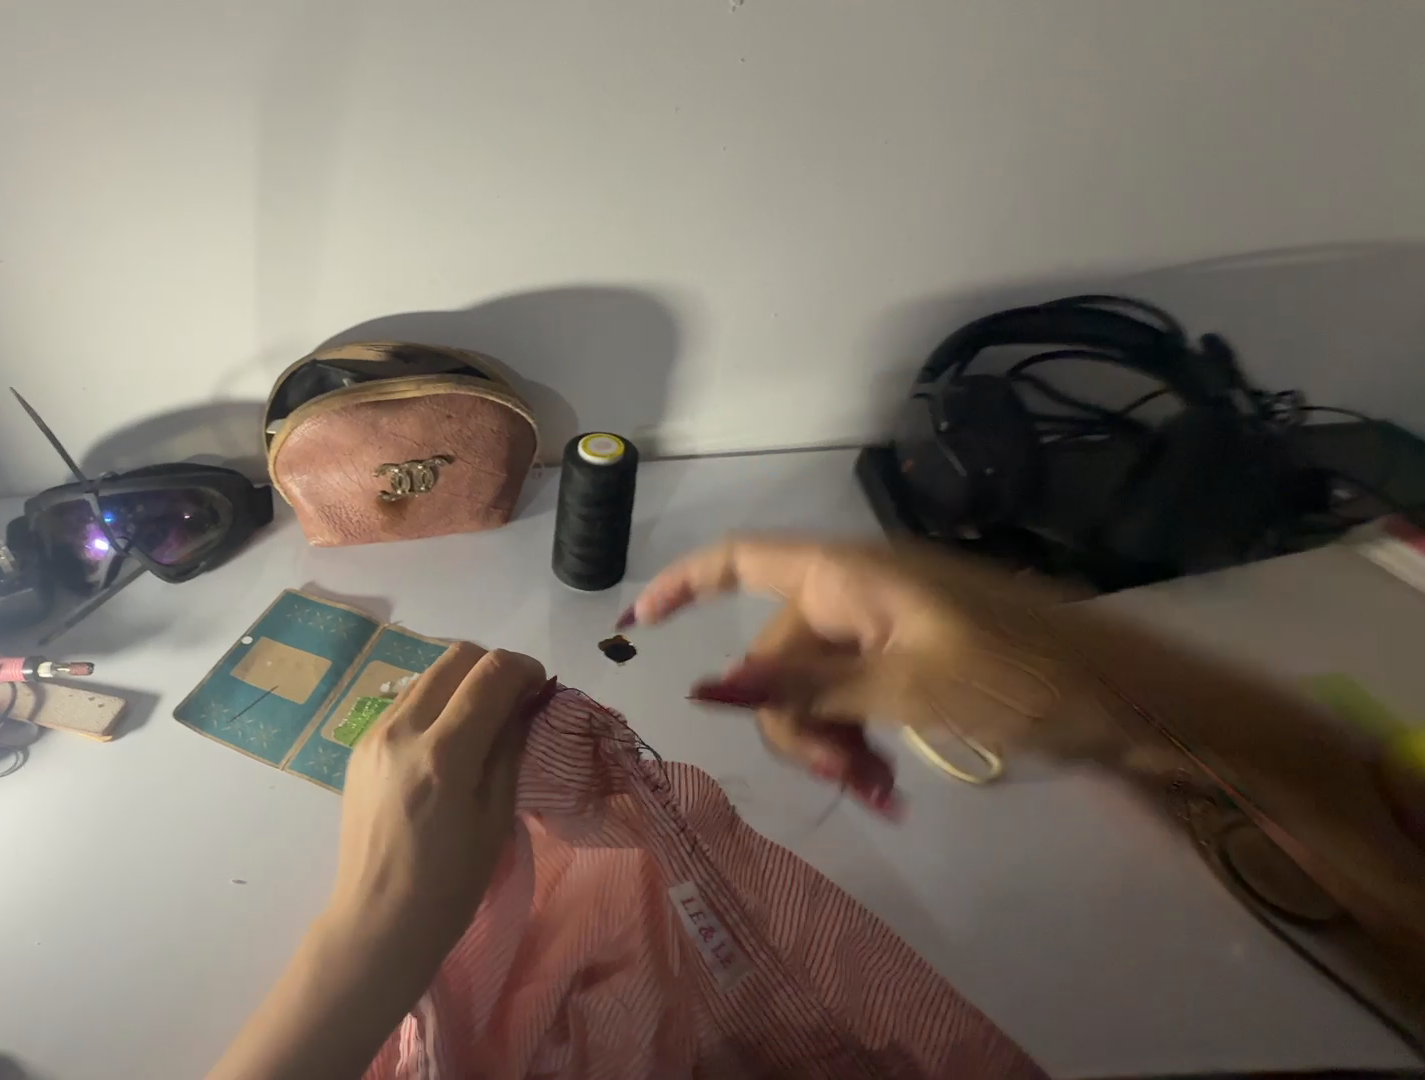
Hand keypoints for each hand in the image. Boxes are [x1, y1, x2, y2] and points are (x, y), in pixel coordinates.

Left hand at [207, 642, 546, 1079]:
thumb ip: (509, 746)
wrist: (377, 920)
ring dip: (463, 680)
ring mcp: (374, 733)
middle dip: (494, 665)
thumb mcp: (496, 816)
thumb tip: (524, 701)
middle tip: (515, 698)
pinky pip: (406, 700)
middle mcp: (403, 729)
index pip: (490, 673)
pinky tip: (447, 737)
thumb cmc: (449, 883)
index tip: (540, 688)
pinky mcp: (359, 744)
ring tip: (482, 717)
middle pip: (456, 656)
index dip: (524, 669)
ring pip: (429, 673)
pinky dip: (436, 701)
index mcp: (444, 754)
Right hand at [623, 535, 1122, 812]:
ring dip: (826, 741)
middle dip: (793, 722)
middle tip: (845, 780)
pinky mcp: (903, 659)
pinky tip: (885, 785)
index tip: (636, 621)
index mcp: (843, 576)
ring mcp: (876, 629)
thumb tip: (707, 688)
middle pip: (772, 656)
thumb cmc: (1024, 677)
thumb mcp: (906, 687)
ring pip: (809, 688)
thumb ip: (804, 688)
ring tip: (877, 790)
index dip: (680, 583)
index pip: (737, 561)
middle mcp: (848, 595)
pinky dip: (855, 739)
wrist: (1140, 702)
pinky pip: (847, 697)